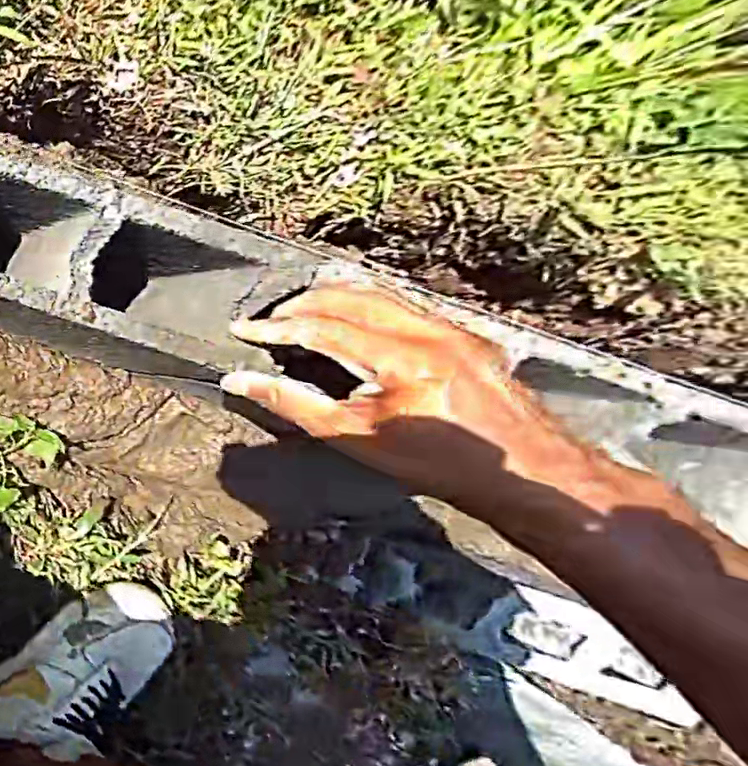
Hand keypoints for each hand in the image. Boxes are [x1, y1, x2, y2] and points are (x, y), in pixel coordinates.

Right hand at [222, 283, 596, 509]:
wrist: (528, 472)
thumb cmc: (434, 461)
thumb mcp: (349, 434)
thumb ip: (290, 402)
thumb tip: (237, 380)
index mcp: (403, 358)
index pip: (323, 327)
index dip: (275, 327)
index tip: (242, 329)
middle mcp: (431, 333)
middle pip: (350, 299)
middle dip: (300, 305)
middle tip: (266, 319)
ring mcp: (454, 329)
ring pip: (379, 294)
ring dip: (331, 297)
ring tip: (296, 308)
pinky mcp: (466, 335)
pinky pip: (405, 304)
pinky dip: (365, 303)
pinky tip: (347, 314)